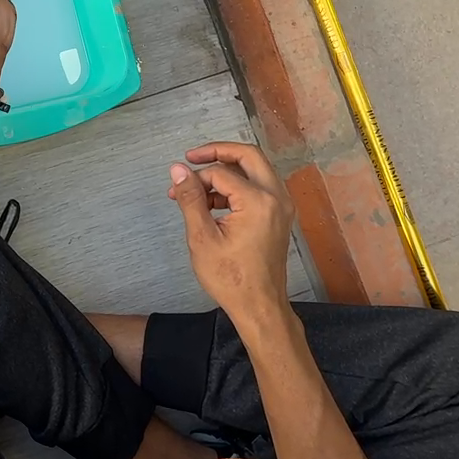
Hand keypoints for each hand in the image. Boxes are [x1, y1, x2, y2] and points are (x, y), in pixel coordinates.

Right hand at [168, 142, 295, 321]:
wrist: (259, 306)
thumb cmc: (231, 278)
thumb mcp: (202, 237)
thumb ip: (190, 198)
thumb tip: (178, 170)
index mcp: (258, 202)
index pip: (221, 172)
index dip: (196, 177)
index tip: (176, 188)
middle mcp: (276, 198)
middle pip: (248, 156)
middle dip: (217, 153)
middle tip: (192, 157)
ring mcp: (281, 206)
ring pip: (255, 169)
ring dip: (226, 170)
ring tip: (198, 188)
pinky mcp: (279, 215)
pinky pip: (259, 186)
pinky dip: (236, 185)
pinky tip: (213, 202)